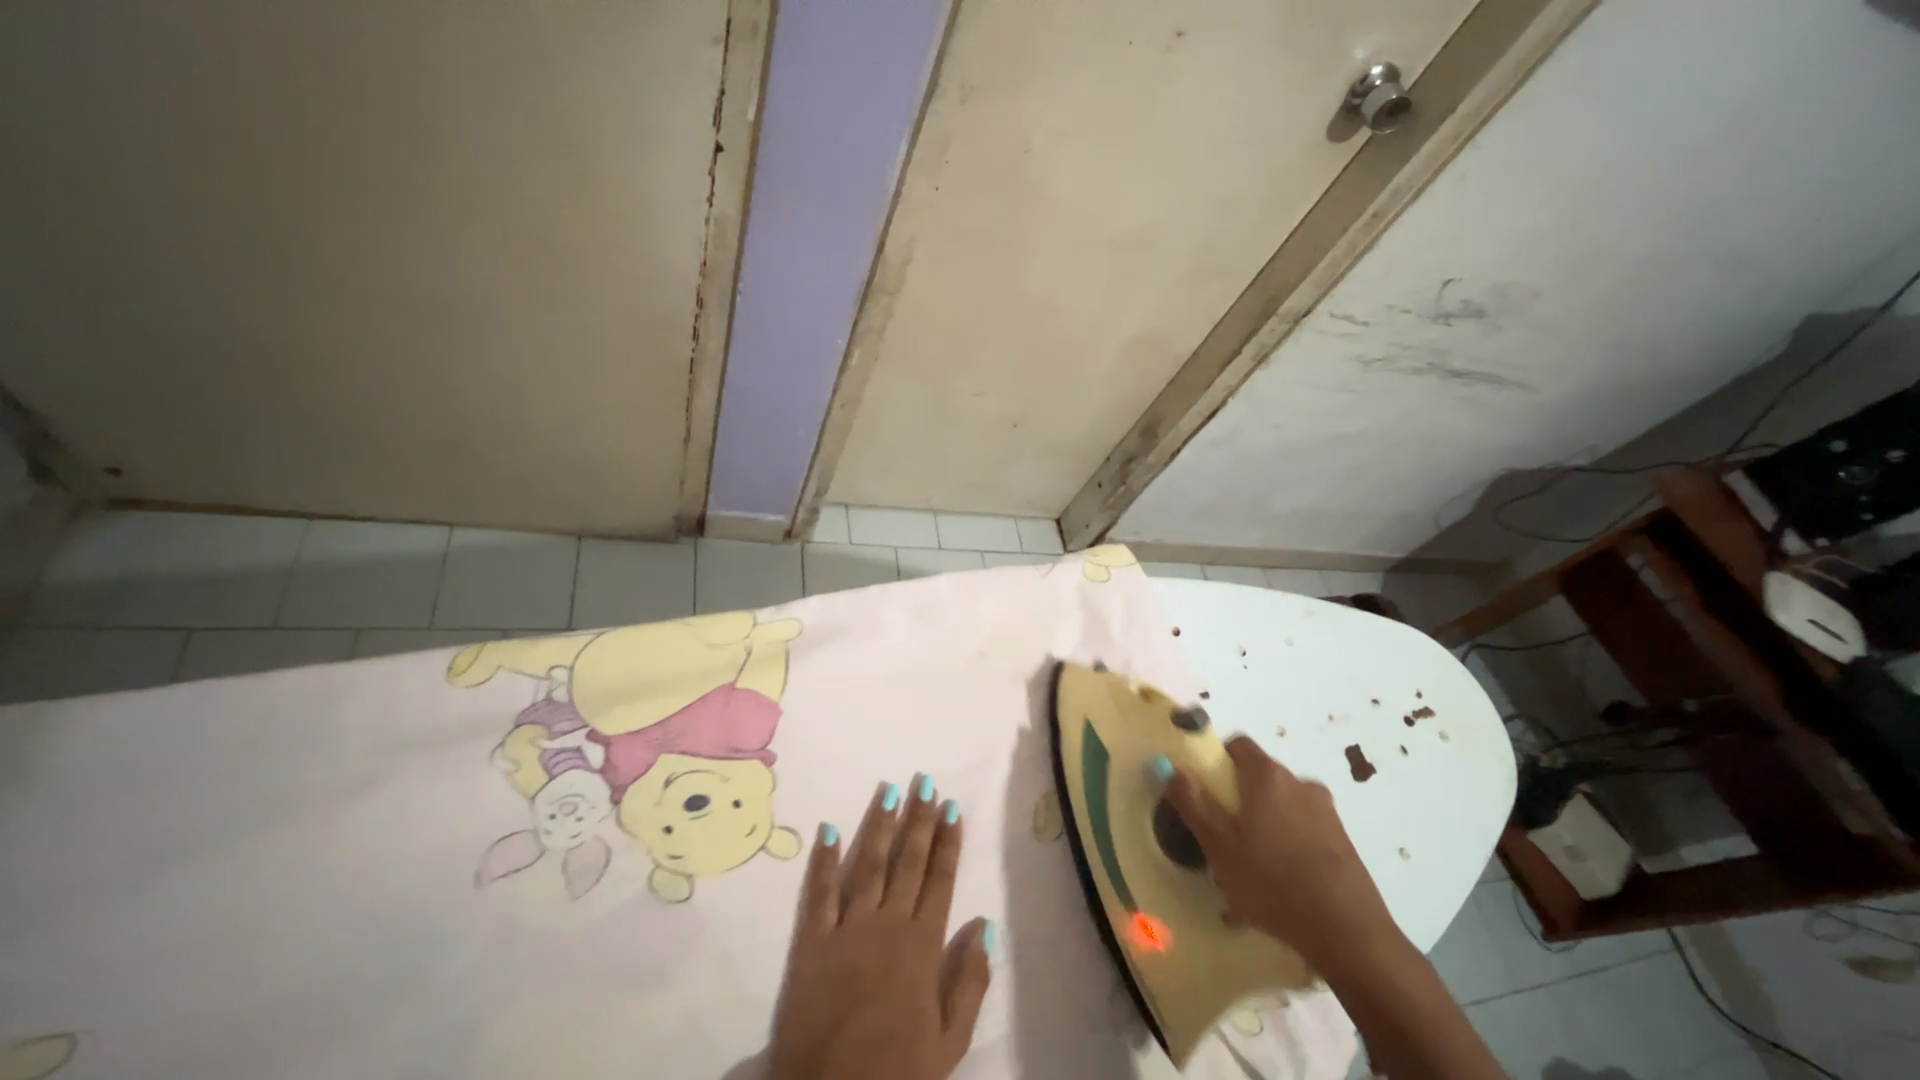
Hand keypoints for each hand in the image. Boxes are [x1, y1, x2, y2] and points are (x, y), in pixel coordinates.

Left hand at [770, 778, 992, 1079]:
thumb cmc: (897, 1070)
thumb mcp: (951, 1040)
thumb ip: (969, 981)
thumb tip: (982, 923)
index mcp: (922, 947)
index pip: (939, 881)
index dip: (947, 842)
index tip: (953, 806)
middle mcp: (886, 926)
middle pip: (907, 863)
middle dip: (918, 819)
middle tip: (924, 780)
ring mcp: (845, 930)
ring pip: (868, 866)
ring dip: (879, 826)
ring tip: (889, 790)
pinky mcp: (810, 942)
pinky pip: (818, 893)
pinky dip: (824, 859)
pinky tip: (829, 828)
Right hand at [1164, 737, 1399, 970]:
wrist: (1347, 930)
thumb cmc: (1272, 882)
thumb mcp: (1219, 846)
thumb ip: (1194, 803)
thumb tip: (1173, 767)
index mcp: (1268, 776)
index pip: (1238, 745)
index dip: (1216, 761)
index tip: (1205, 793)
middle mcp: (1300, 782)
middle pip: (1259, 778)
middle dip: (1237, 802)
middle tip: (1222, 842)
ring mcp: (1325, 811)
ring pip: (1281, 807)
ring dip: (1262, 828)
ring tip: (1249, 872)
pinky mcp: (1342, 839)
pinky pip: (1302, 830)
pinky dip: (1286, 846)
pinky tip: (1278, 886)